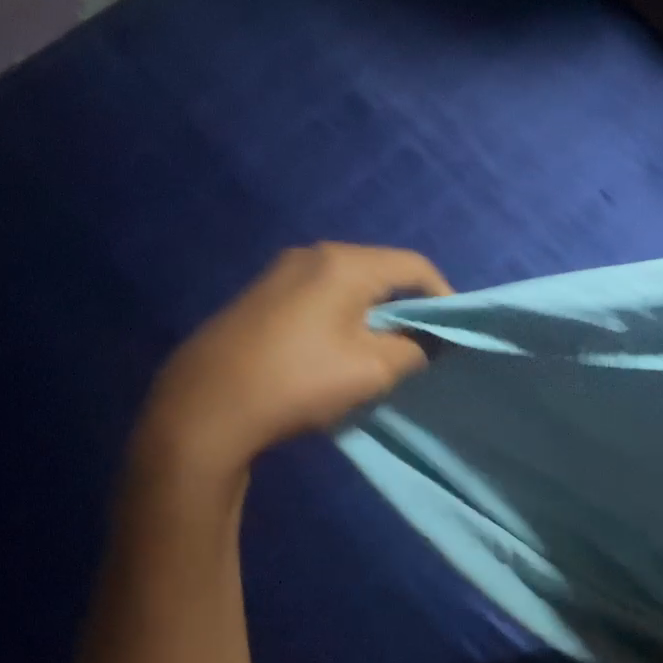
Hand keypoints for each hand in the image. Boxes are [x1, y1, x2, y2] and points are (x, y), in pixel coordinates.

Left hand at [138, 243, 450, 476]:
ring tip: (385, 357)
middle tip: (424, 349)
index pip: (416, 267)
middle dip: (410, 310)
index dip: (445, 299)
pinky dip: (346, 320)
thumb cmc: (301, 381)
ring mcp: (281, 274)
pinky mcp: (262, 297)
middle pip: (382, 273)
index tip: (455, 337)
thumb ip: (417, 348)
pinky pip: (323, 299)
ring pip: (351, 288)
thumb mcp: (375, 370)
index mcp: (345, 263)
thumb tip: (433, 339)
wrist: (207, 407)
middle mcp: (313, 255)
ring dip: (377, 318)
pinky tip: (342, 355)